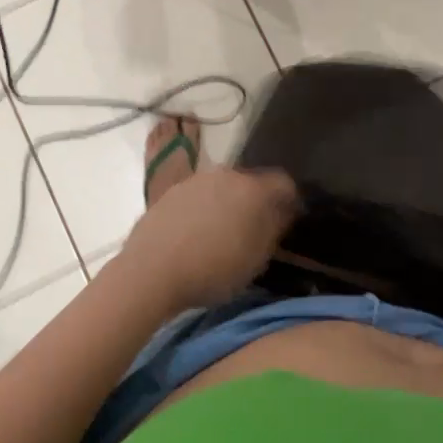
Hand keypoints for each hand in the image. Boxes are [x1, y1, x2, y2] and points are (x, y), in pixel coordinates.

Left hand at [117, 165, 300, 310]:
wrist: (152, 269)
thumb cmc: (213, 269)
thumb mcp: (256, 258)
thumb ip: (274, 228)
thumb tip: (283, 210)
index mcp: (253, 188)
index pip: (284, 183)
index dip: (290, 202)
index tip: (288, 222)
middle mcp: (225, 174)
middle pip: (251, 183)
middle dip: (256, 203)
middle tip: (253, 232)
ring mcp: (195, 179)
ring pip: (222, 188)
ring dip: (227, 205)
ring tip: (221, 236)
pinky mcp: (172, 190)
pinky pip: (198, 196)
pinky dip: (203, 210)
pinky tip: (195, 235)